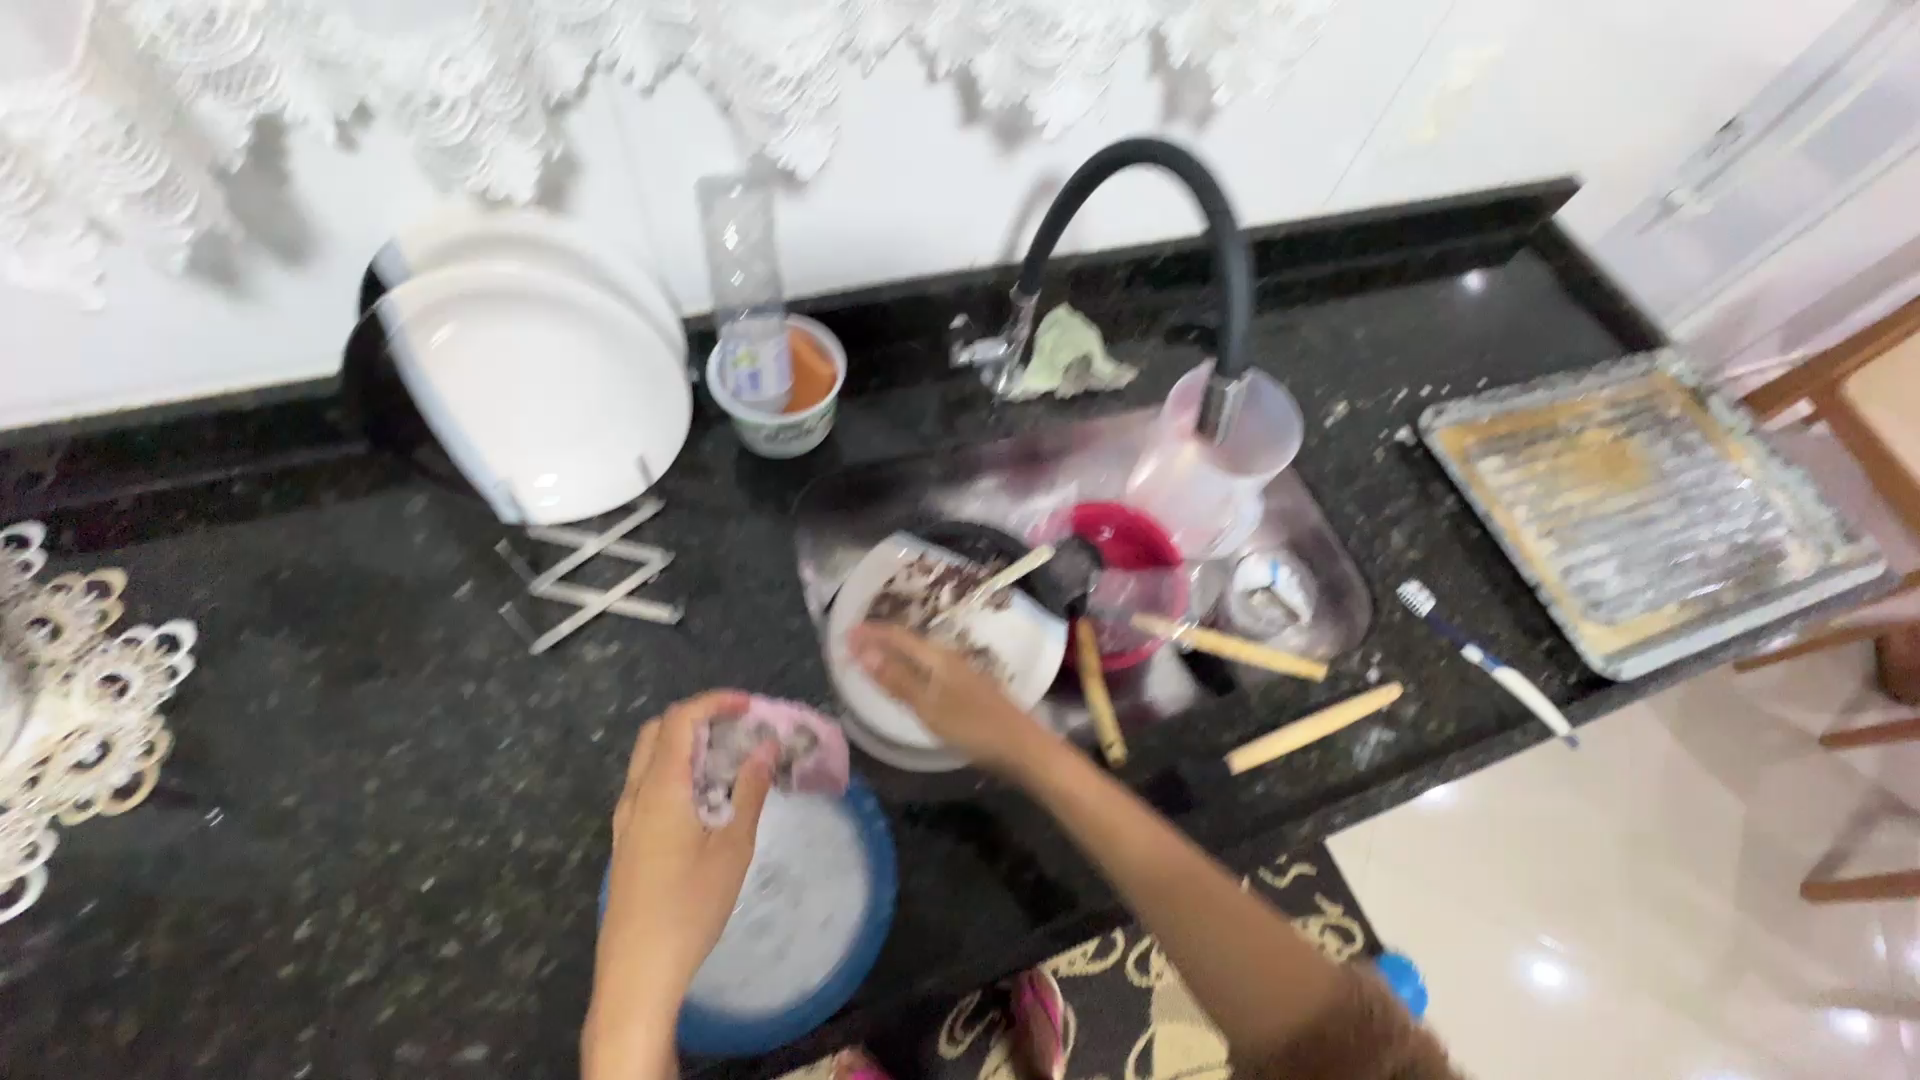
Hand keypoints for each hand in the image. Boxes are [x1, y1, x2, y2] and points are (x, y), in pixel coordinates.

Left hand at [586, 691, 774, 1075]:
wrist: (638, 971)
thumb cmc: (690, 906)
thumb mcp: (733, 846)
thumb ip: (750, 790)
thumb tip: (766, 746)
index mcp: (660, 788)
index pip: (680, 719)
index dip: (715, 702)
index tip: (751, 707)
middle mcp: (635, 794)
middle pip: (658, 732)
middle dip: (699, 718)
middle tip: (740, 730)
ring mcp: (625, 819)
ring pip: (649, 759)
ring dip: (687, 746)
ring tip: (730, 762)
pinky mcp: (626, 840)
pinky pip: (648, 785)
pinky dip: (677, 772)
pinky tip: (706, 800)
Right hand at [849, 621, 1056, 774]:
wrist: (1022, 747)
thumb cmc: (974, 727)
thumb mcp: (929, 706)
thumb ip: (896, 679)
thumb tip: (862, 651)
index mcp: (938, 656)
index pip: (898, 636)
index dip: (871, 633)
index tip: (844, 632)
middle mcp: (949, 658)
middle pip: (909, 642)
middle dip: (880, 640)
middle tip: (852, 643)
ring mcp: (961, 673)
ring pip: (919, 655)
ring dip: (894, 654)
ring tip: (872, 657)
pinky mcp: (966, 689)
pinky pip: (928, 669)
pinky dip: (909, 668)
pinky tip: (907, 680)